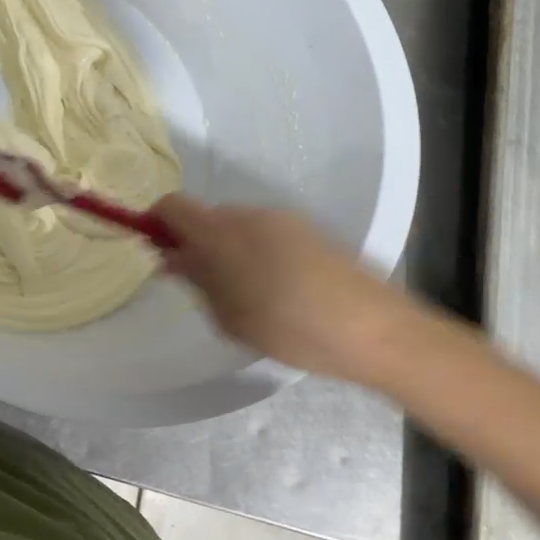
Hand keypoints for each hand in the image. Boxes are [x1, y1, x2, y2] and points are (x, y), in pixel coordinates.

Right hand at [150, 194, 428, 381]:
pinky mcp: (314, 234)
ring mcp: (287, 221)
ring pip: (238, 228)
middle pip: (206, 217)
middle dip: (196, 244)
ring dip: (229, 251)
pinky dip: (259, 255)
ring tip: (245, 296)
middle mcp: (251, 215)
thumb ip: (195, 279)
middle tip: (202, 287)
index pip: (171, 206)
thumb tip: (171, 256)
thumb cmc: (291, 328)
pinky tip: (278, 293)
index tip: (159, 254)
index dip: (157, 224)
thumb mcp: (228, 314)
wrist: (381, 333)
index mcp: (222, 231)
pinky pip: (268, 236)